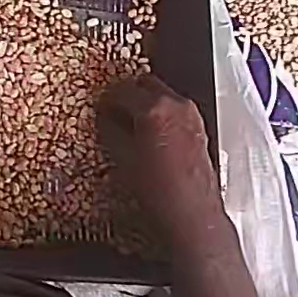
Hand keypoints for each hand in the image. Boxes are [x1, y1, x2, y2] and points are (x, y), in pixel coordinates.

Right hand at [97, 75, 225, 239]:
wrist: (191, 213)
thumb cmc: (157, 190)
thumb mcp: (124, 158)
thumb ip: (112, 130)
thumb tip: (105, 118)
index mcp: (154, 109)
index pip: (122, 90)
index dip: (106, 98)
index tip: (98, 106)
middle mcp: (176, 105)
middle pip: (145, 83)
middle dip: (127, 93)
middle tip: (111, 109)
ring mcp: (190, 114)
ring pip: (162, 93)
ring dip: (144, 101)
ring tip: (129, 122)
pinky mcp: (199, 127)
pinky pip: (174, 108)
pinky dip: (160, 112)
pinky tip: (149, 132)